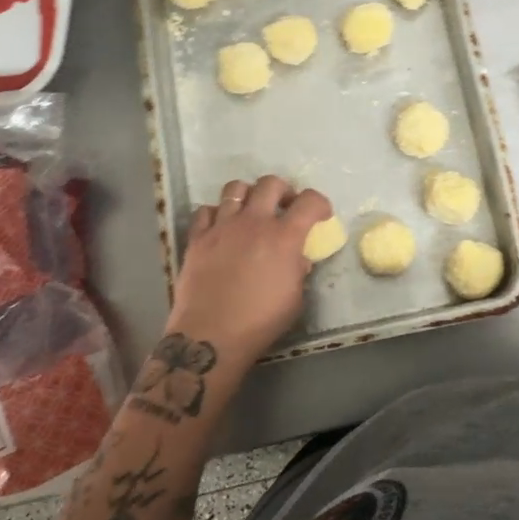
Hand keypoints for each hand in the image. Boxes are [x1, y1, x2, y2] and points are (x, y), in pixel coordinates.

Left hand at [168, 176, 329, 366]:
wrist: (211, 336)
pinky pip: (206, 211)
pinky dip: (217, 213)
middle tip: (284, 207)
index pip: (309, 201)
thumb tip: (298, 257)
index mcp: (284, 237)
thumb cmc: (260, 321)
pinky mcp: (198, 238)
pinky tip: (221, 227)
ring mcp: (222, 226)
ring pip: (235, 188)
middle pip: (270, 184)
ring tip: (251, 212)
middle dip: (283, 191)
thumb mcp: (295, 298)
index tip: (320, 214)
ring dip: (249, 195)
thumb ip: (299, 270)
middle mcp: (254, 222)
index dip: (319, 203)